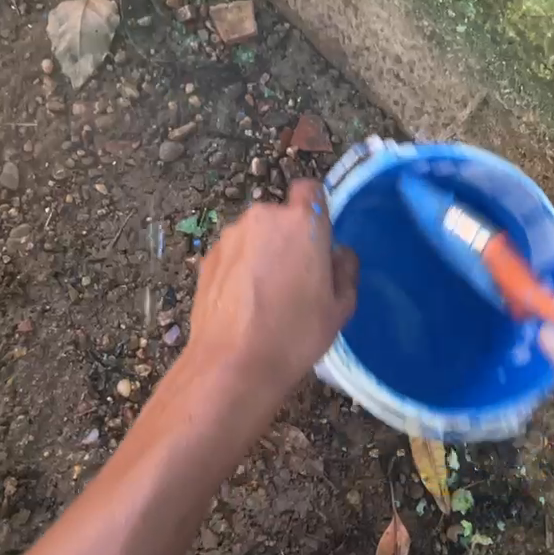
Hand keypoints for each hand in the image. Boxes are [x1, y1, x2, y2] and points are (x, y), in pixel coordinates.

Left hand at [184, 179, 358, 404]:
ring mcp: (231, 235)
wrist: (231, 365)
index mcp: (302, 222)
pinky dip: (239, 268)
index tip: (318, 238)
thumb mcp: (340, 308)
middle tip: (296, 278)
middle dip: (289, 238)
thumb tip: (337, 255)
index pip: (311, 189)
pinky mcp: (207, 256)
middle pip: (281, 216)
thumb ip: (345, 270)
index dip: (315, 209)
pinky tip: (243, 303)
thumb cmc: (294, 335)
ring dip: (262, 253)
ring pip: (256, 235)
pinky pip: (234, 253)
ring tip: (265, 296)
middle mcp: (264, 217)